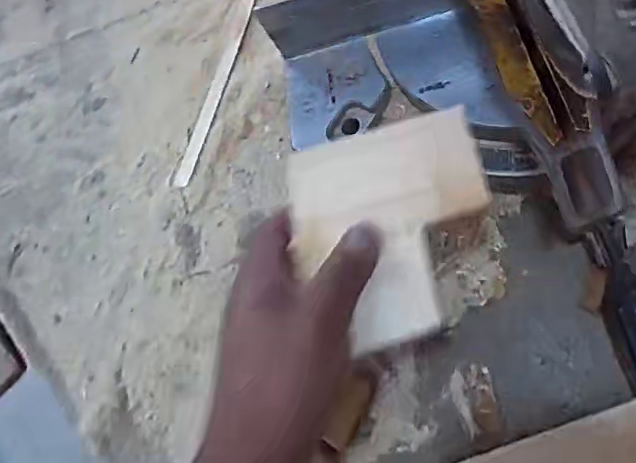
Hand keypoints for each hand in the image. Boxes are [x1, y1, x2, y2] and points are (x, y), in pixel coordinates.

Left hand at [197, 214, 380, 462]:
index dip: (303, 210)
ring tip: (379, 264)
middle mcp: (258, 305)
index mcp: (256, 285)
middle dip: (332, 242)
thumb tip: (365, 226)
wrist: (261, 459)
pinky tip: (368, 315)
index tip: (342, 198)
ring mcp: (269, 336)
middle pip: (295, 258)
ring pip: (309, 290)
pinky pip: (316, 320)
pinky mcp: (285, 363)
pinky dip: (340, 310)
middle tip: (371, 228)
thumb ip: (344, 269)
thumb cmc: (286, 376)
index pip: (272, 230)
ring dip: (341, 277)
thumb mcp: (321, 315)